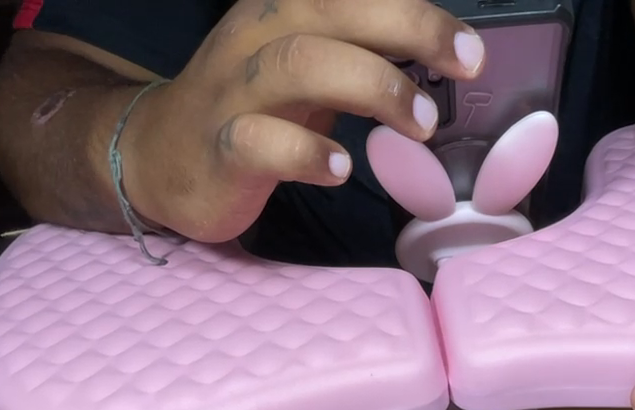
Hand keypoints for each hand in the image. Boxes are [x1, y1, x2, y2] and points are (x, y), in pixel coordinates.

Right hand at [120, 0, 484, 241]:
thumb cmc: (254, 111)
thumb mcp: (308, 68)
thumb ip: (361, 54)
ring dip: (371, 86)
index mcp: (288, 11)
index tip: (472, 48)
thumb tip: (436, 56)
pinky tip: (342, 169)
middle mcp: (261, 36)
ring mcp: (236, 91)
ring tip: (422, 125)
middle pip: (335, 10)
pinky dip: (306, 153)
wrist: (162, 155)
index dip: (415, 11)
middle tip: (467, 65)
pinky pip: (260, 141)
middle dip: (410, 28)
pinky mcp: (221, 148)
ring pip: (301, 65)